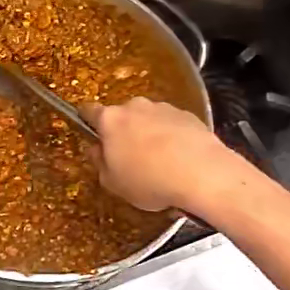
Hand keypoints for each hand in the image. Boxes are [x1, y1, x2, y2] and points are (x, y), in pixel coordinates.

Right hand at [81, 97, 260, 213]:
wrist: (204, 175)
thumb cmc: (150, 180)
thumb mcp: (113, 182)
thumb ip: (99, 163)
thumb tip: (97, 150)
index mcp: (109, 119)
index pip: (88, 110)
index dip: (86, 121)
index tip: (90, 132)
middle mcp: (134, 107)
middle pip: (121, 116)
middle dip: (122, 132)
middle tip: (128, 158)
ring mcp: (163, 109)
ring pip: (148, 120)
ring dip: (148, 135)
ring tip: (160, 164)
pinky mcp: (188, 116)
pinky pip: (172, 125)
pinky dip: (172, 138)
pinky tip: (180, 161)